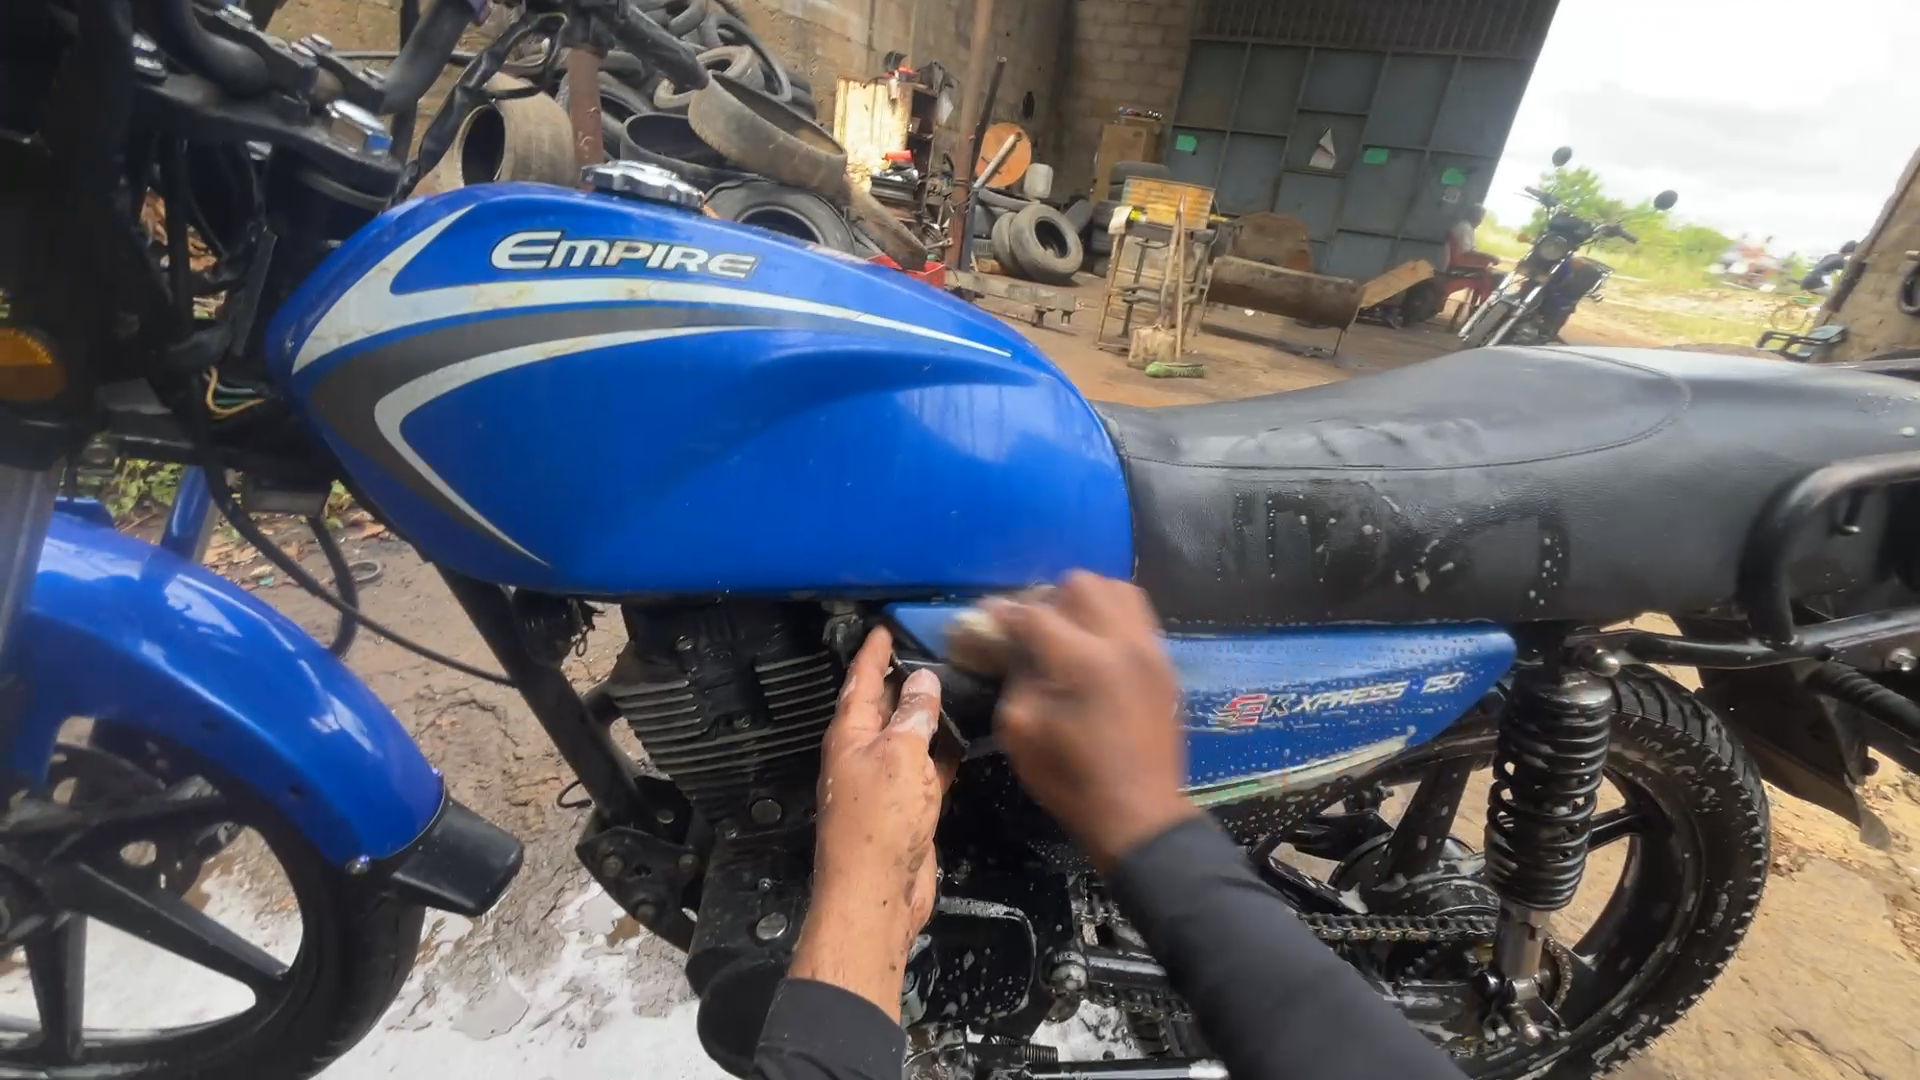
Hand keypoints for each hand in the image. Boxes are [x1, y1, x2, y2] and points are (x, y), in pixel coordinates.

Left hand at [789, 626, 953, 1019]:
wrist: (879, 894)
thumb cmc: (879, 822)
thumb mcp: (899, 755)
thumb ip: (913, 715)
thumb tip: (923, 680)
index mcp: (850, 734)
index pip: (861, 679)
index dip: (874, 651)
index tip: (885, 626)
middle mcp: (864, 752)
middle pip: (884, 704)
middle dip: (902, 676)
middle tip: (929, 648)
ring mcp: (886, 779)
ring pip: (908, 734)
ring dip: (926, 712)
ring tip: (952, 684)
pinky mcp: (907, 805)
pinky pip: (926, 766)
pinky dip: (943, 750)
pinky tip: (964, 738)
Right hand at [985, 572, 1198, 871]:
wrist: (1140, 815)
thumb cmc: (1071, 780)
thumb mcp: (1021, 732)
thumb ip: (1013, 676)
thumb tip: (1008, 644)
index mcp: (1082, 663)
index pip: (1035, 614)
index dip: (1005, 613)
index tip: (989, 618)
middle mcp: (1122, 643)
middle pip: (1081, 584)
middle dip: (1049, 600)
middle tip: (1035, 627)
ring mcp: (1151, 650)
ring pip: (1117, 589)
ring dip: (1086, 601)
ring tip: (1070, 629)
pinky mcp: (1166, 663)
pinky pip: (1139, 615)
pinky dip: (1113, 616)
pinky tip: (1097, 644)